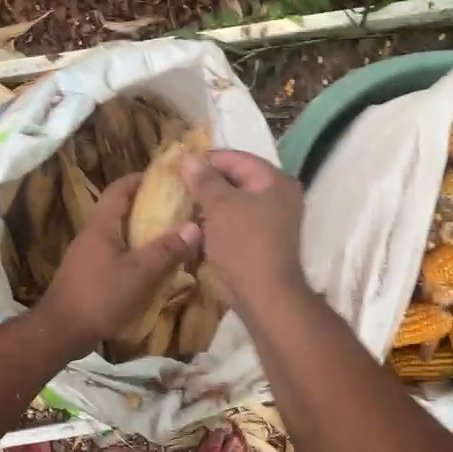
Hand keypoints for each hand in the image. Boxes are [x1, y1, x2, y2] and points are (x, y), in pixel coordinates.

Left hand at [35, 171, 199, 355]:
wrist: (61, 331)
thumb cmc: (101, 297)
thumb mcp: (140, 273)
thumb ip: (167, 250)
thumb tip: (194, 226)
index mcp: (101, 225)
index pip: (119, 188)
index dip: (141, 179)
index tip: (167, 179)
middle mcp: (91, 235)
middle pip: (120, 211)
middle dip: (148, 208)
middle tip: (177, 212)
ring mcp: (87, 257)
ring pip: (118, 236)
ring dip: (142, 235)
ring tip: (170, 240)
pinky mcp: (87, 276)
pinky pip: (114, 256)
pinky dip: (133, 256)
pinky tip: (151, 270)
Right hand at [182, 150, 306, 313]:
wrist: (262, 293)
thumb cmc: (244, 243)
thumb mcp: (220, 206)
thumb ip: (203, 179)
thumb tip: (187, 157)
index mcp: (275, 181)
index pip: (237, 159)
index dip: (206, 159)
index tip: (178, 164)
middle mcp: (277, 197)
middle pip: (235, 180)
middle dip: (205, 183)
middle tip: (175, 185)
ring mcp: (269, 221)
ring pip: (232, 203)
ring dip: (207, 205)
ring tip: (179, 205)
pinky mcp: (258, 242)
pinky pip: (233, 223)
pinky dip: (214, 223)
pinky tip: (192, 226)